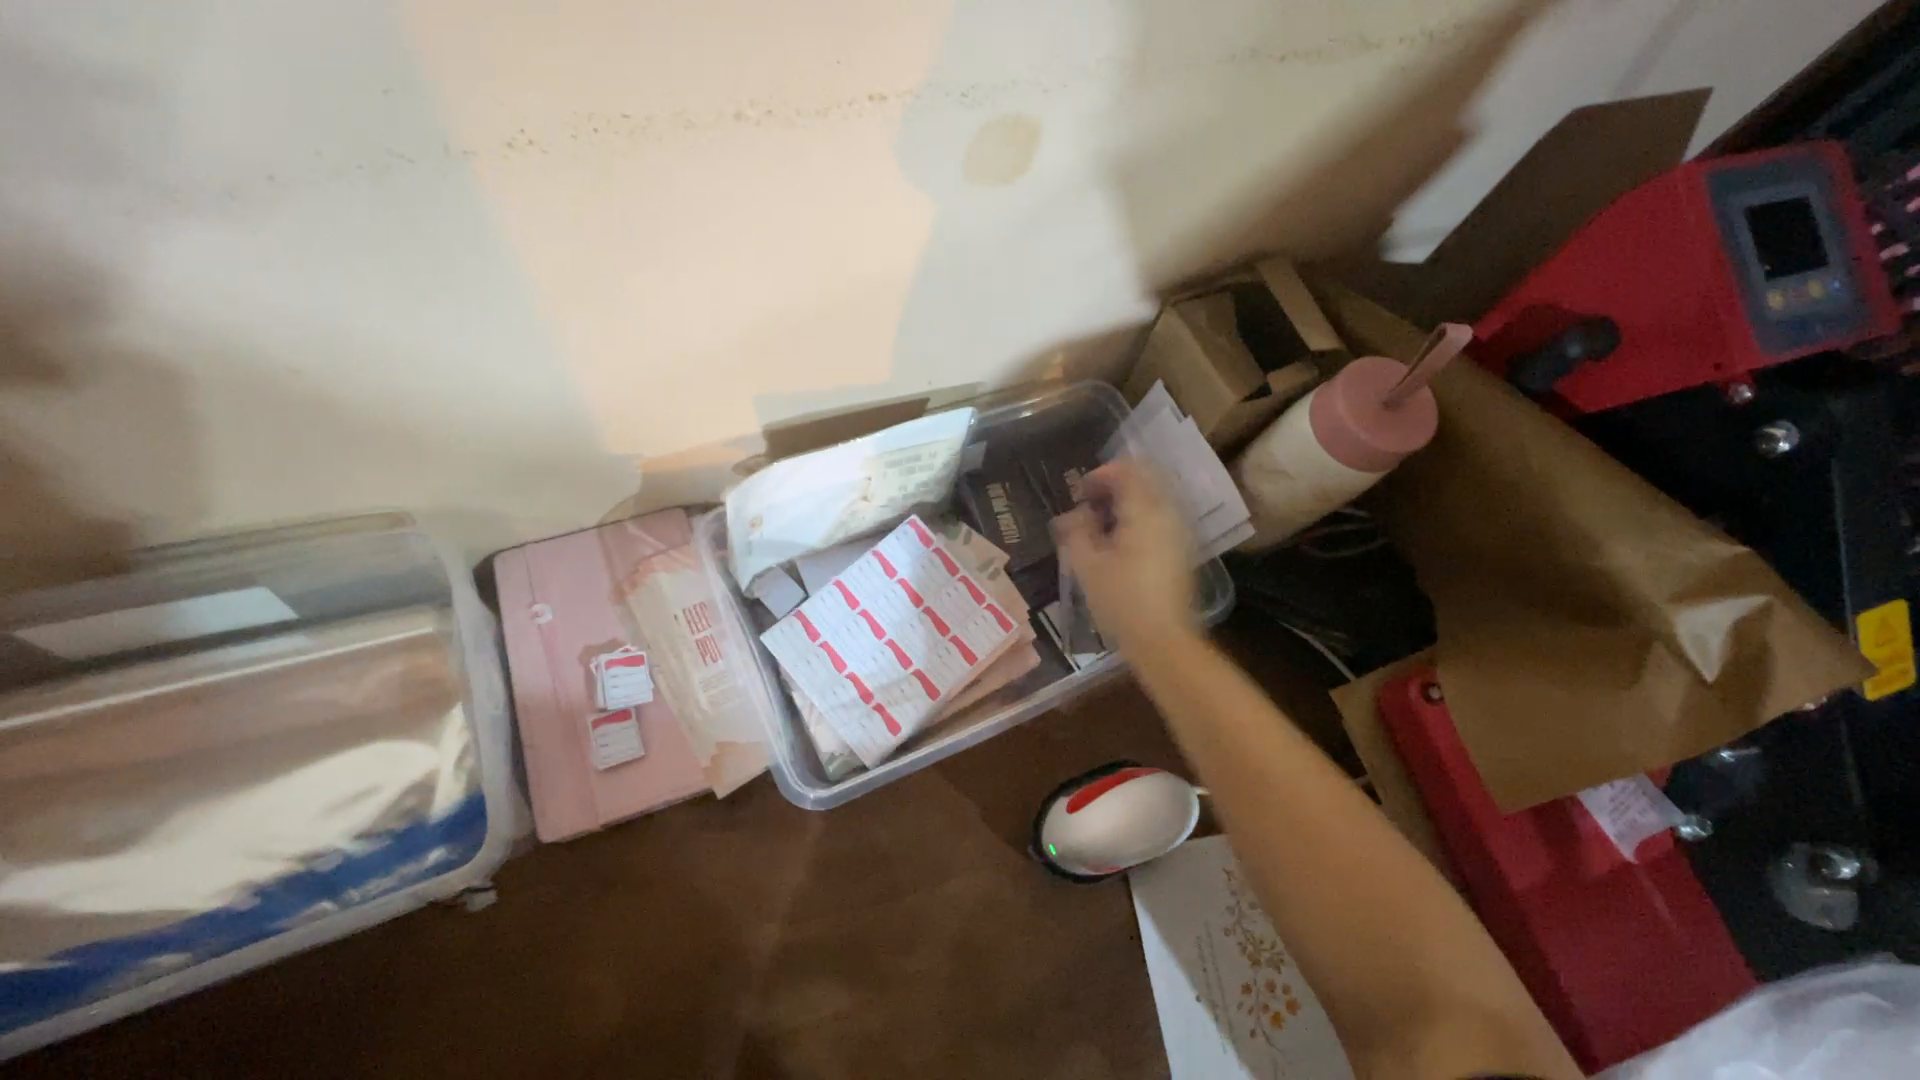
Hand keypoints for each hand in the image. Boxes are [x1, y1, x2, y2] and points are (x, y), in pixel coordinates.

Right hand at [1052, 461, 1196, 652]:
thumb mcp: (1087, 565)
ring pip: (1153, 499)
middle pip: (1144, 480)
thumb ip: (1076, 531)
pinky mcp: (1182, 550)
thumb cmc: (1121, 601)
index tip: (1079, 493)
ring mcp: (1180, 531)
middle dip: (1113, 487)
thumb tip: (1073, 514)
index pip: (1126, 471)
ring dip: (1126, 503)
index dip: (1099, 475)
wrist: (1163, 640)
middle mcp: (1168, 513)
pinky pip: (1160, 518)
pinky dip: (1138, 519)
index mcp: (1145, 511)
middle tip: (1089, 506)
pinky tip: (1119, 544)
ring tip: (1101, 526)